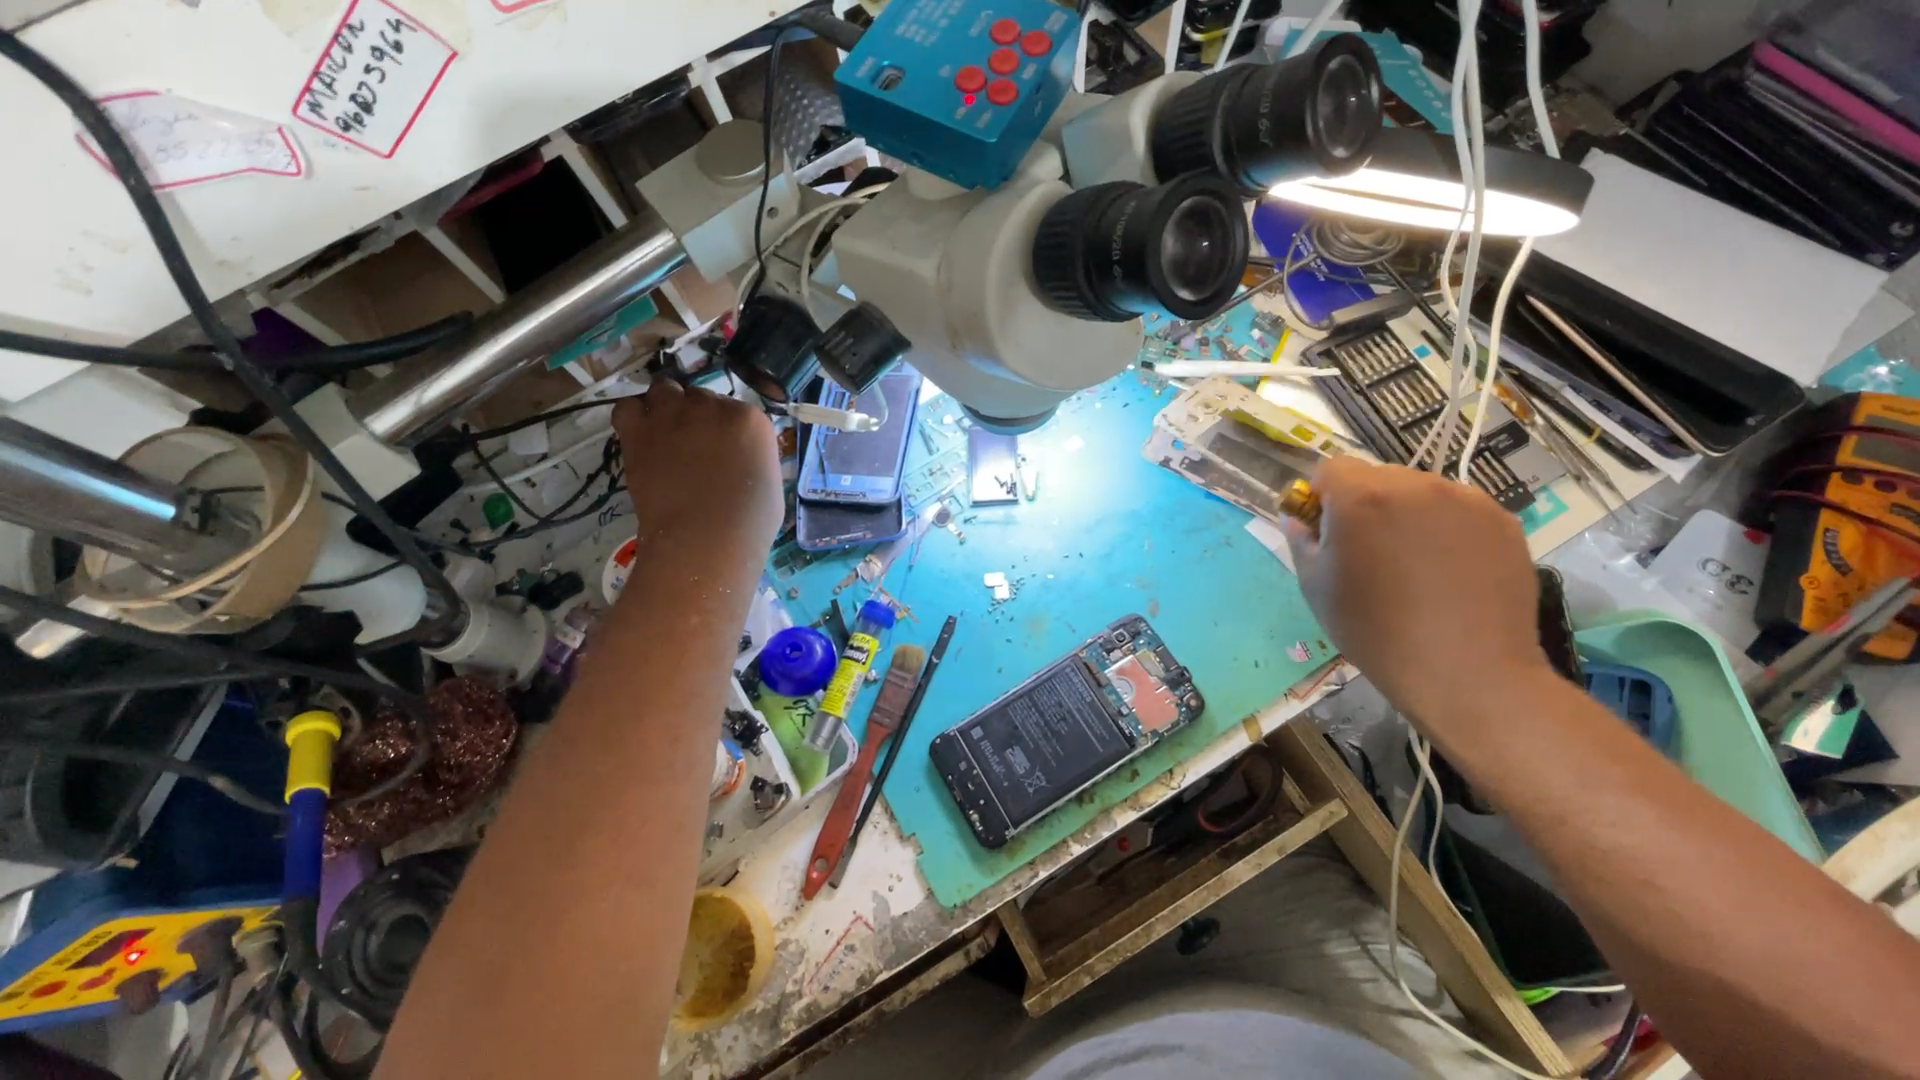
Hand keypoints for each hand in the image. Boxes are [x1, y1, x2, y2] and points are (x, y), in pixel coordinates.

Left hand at [612, 379, 782, 556]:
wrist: (706, 538)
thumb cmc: (749, 522)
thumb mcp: (769, 481)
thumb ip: (753, 456)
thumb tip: (736, 457)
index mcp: (749, 419)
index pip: (733, 408)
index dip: (724, 427)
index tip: (721, 448)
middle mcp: (711, 407)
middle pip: (698, 396)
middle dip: (695, 415)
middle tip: (692, 446)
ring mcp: (672, 416)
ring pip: (663, 390)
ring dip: (664, 406)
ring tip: (664, 433)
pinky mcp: (639, 432)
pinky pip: (627, 407)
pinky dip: (632, 416)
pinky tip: (640, 435)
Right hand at [1280, 457, 1550, 724]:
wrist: (1467, 672)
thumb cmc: (1376, 633)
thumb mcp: (1317, 590)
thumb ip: (1302, 543)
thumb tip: (1298, 519)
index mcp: (1362, 497)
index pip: (1332, 468)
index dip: (1323, 496)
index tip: (1328, 532)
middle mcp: (1415, 485)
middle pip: (1379, 476)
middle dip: (1368, 503)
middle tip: (1371, 553)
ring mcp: (1466, 499)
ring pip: (1422, 492)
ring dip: (1410, 514)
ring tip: (1416, 565)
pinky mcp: (1502, 520)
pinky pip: (1461, 511)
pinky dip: (1449, 529)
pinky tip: (1451, 572)